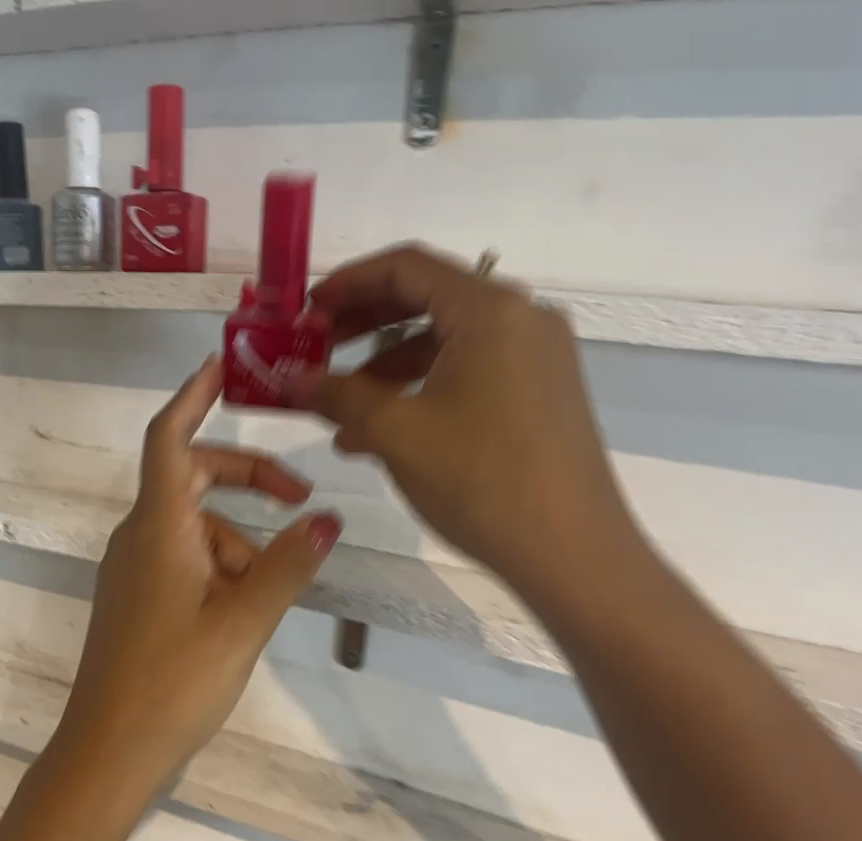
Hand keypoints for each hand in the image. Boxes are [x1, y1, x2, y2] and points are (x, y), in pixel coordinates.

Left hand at [54, 358, 341, 798]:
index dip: (194, 396)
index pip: (170, 437)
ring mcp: (133, 572)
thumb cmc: (173, 681)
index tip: (225, 367)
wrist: (109, 752)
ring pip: (194, 527)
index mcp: (157, 527)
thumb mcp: (244, 621)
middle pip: (192, 478)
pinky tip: (245, 612)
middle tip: (300, 498)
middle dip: (247, 479)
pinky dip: (220, 569)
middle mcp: (139, 537)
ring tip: (272, 592)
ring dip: (240, 540)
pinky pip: (184, 562)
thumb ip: (287, 566)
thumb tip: (329, 521)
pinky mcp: (137, 603)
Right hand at [300, 244, 636, 595]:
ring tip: (338, 409)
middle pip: (427, 298)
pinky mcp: (541, 393)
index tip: (305, 312)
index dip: (347, 282)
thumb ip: (338, 395)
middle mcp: (520, 318)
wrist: (572, 551)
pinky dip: (421, 389)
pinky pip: (468, 372)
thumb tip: (290, 378)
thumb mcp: (396, 433)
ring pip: (445, 341)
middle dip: (363, 323)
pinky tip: (380, 433)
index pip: (407, 266)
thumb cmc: (481, 480)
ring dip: (386, 366)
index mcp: (489, 310)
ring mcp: (536, 357)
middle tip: (315, 351)